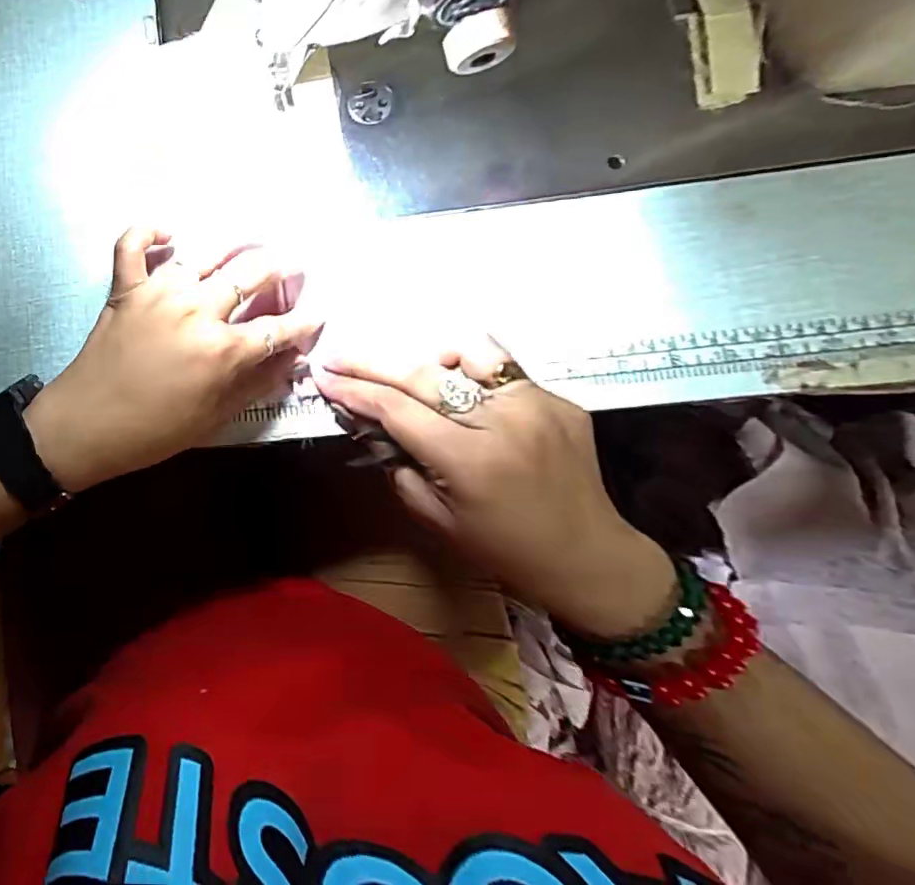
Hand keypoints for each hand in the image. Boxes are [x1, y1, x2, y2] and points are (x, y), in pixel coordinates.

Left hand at [25, 228, 322, 491]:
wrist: (87, 427)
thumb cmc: (155, 431)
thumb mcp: (215, 416)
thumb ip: (256, 383)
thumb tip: (290, 359)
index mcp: (223, 350)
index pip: (278, 329)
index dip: (304, 323)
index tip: (316, 316)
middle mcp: (197, 311)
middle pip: (250, 275)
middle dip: (279, 269)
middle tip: (290, 267)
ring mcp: (158, 293)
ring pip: (203, 255)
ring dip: (231, 246)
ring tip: (249, 242)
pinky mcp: (125, 288)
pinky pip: (133, 245)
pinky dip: (147, 231)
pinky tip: (168, 231)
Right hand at [313, 338, 677, 638]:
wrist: (588, 556)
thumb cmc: (504, 550)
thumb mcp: (438, 519)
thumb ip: (400, 468)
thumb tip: (373, 426)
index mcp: (469, 460)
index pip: (397, 410)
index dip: (355, 392)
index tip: (326, 380)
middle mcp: (503, 421)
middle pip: (423, 376)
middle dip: (374, 366)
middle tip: (341, 358)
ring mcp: (537, 404)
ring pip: (467, 358)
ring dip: (430, 362)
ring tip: (411, 375)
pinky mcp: (559, 399)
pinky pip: (505, 371)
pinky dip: (475, 371)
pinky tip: (462, 382)